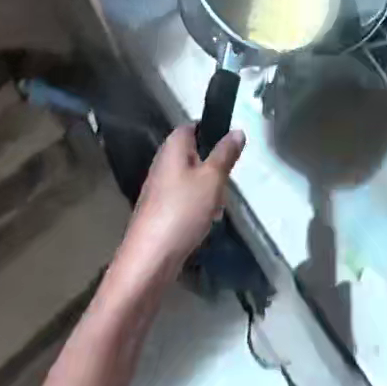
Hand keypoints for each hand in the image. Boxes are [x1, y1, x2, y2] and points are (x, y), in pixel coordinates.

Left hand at [116, 124, 244, 282]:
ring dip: (208, 189)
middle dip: (213, 166)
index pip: (193, 126)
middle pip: (194, 153)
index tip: (231, 147)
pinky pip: (185, 199)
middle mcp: (163, 162)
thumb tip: (237, 131)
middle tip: (226, 180)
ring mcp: (159, 187)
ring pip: (192, 178)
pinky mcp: (160, 210)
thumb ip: (225, 153)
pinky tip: (205, 221)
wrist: (149, 259)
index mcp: (173, 146)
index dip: (213, 131)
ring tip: (217, 205)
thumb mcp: (212, 178)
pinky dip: (197, 206)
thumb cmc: (183, 210)